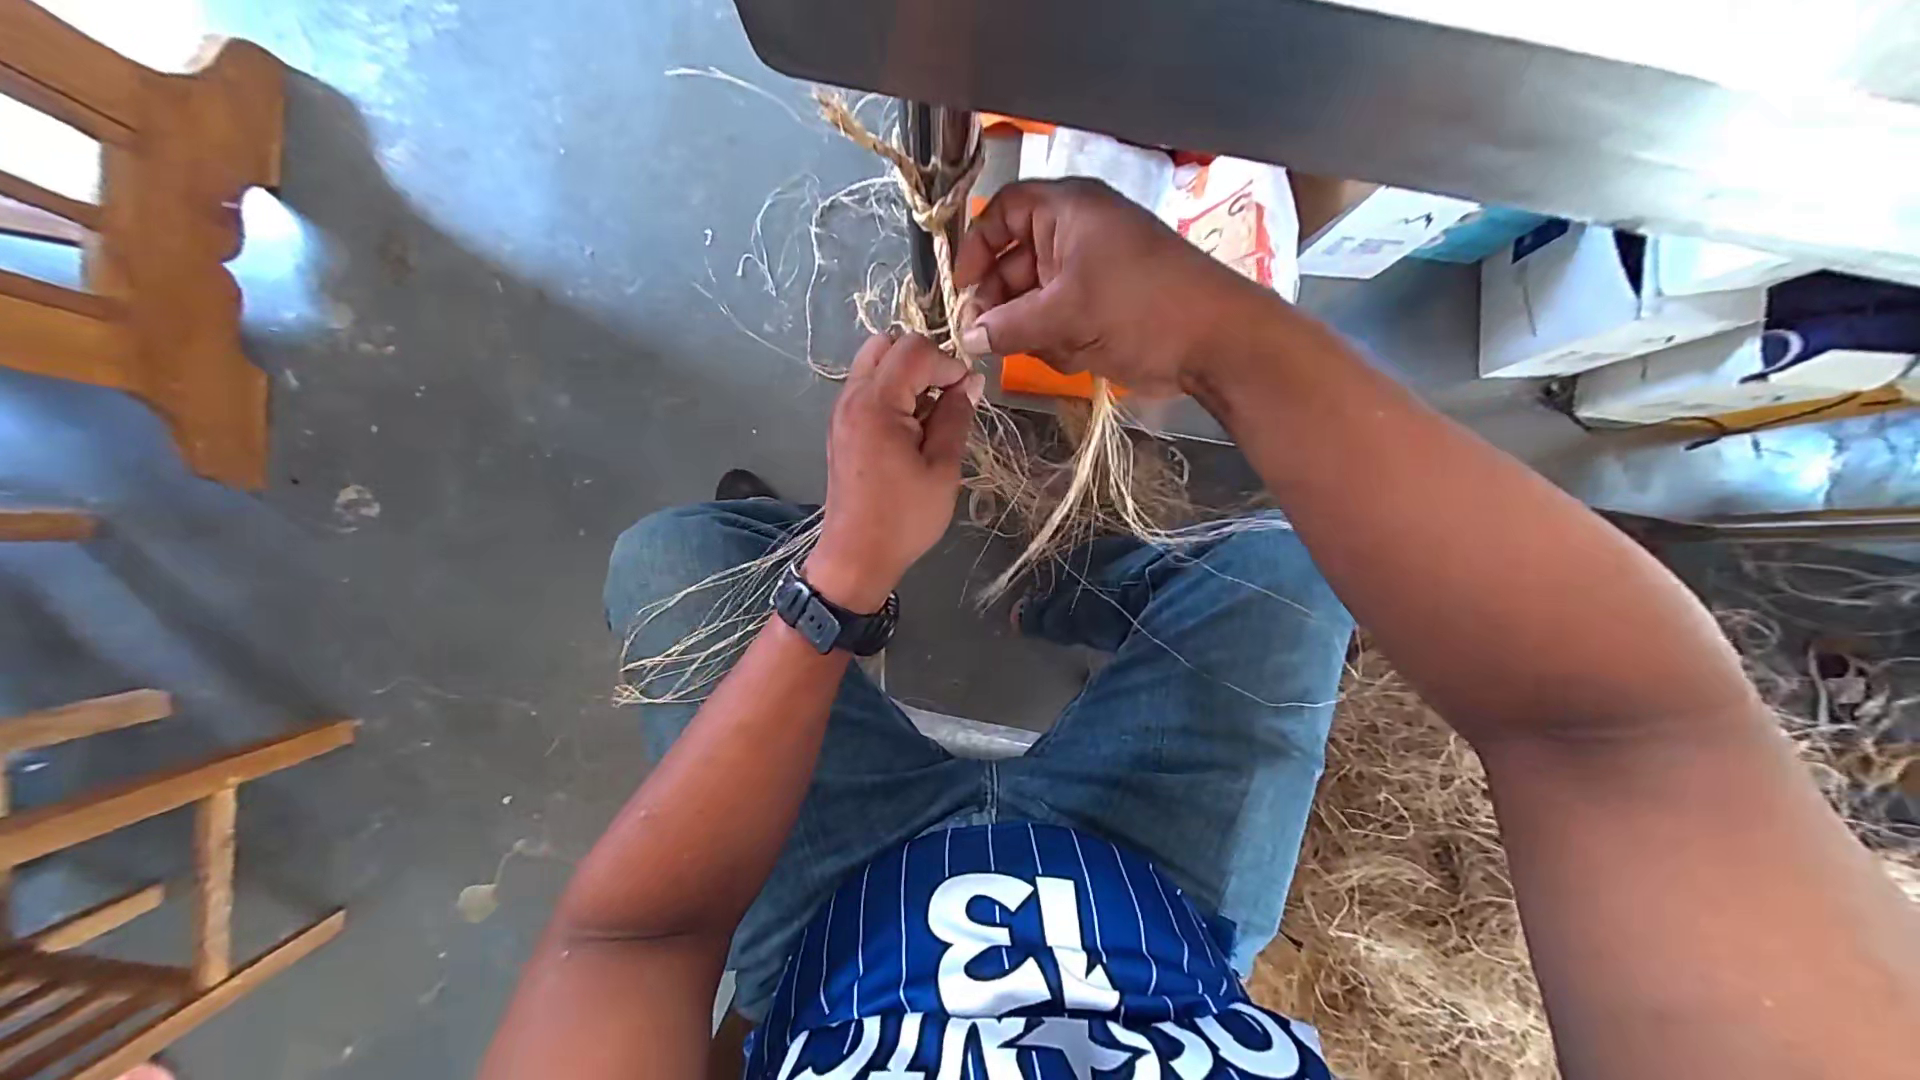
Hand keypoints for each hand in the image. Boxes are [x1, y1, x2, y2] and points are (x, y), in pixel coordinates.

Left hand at [804, 333, 983, 612]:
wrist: (856, 556)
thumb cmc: (904, 519)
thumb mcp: (942, 469)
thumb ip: (955, 417)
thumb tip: (970, 382)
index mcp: (876, 404)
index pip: (913, 349)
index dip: (948, 363)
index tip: (967, 394)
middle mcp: (851, 398)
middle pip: (886, 344)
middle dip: (923, 360)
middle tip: (946, 395)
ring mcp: (841, 412)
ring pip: (874, 363)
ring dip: (906, 375)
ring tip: (930, 415)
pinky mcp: (840, 428)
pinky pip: (866, 388)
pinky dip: (891, 392)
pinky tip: (911, 429)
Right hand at [954, 178, 1295, 397]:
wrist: (1212, 342)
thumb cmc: (1139, 307)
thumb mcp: (1066, 313)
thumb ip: (1007, 326)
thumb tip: (967, 337)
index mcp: (1068, 211)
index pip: (1003, 212)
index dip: (977, 247)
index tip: (961, 289)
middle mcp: (1074, 237)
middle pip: (1013, 265)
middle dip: (1002, 304)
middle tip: (986, 338)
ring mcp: (1087, 276)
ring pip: (1032, 303)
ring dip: (1033, 331)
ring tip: (1055, 346)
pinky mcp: (1099, 311)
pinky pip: (1056, 325)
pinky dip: (1058, 344)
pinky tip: (1077, 355)